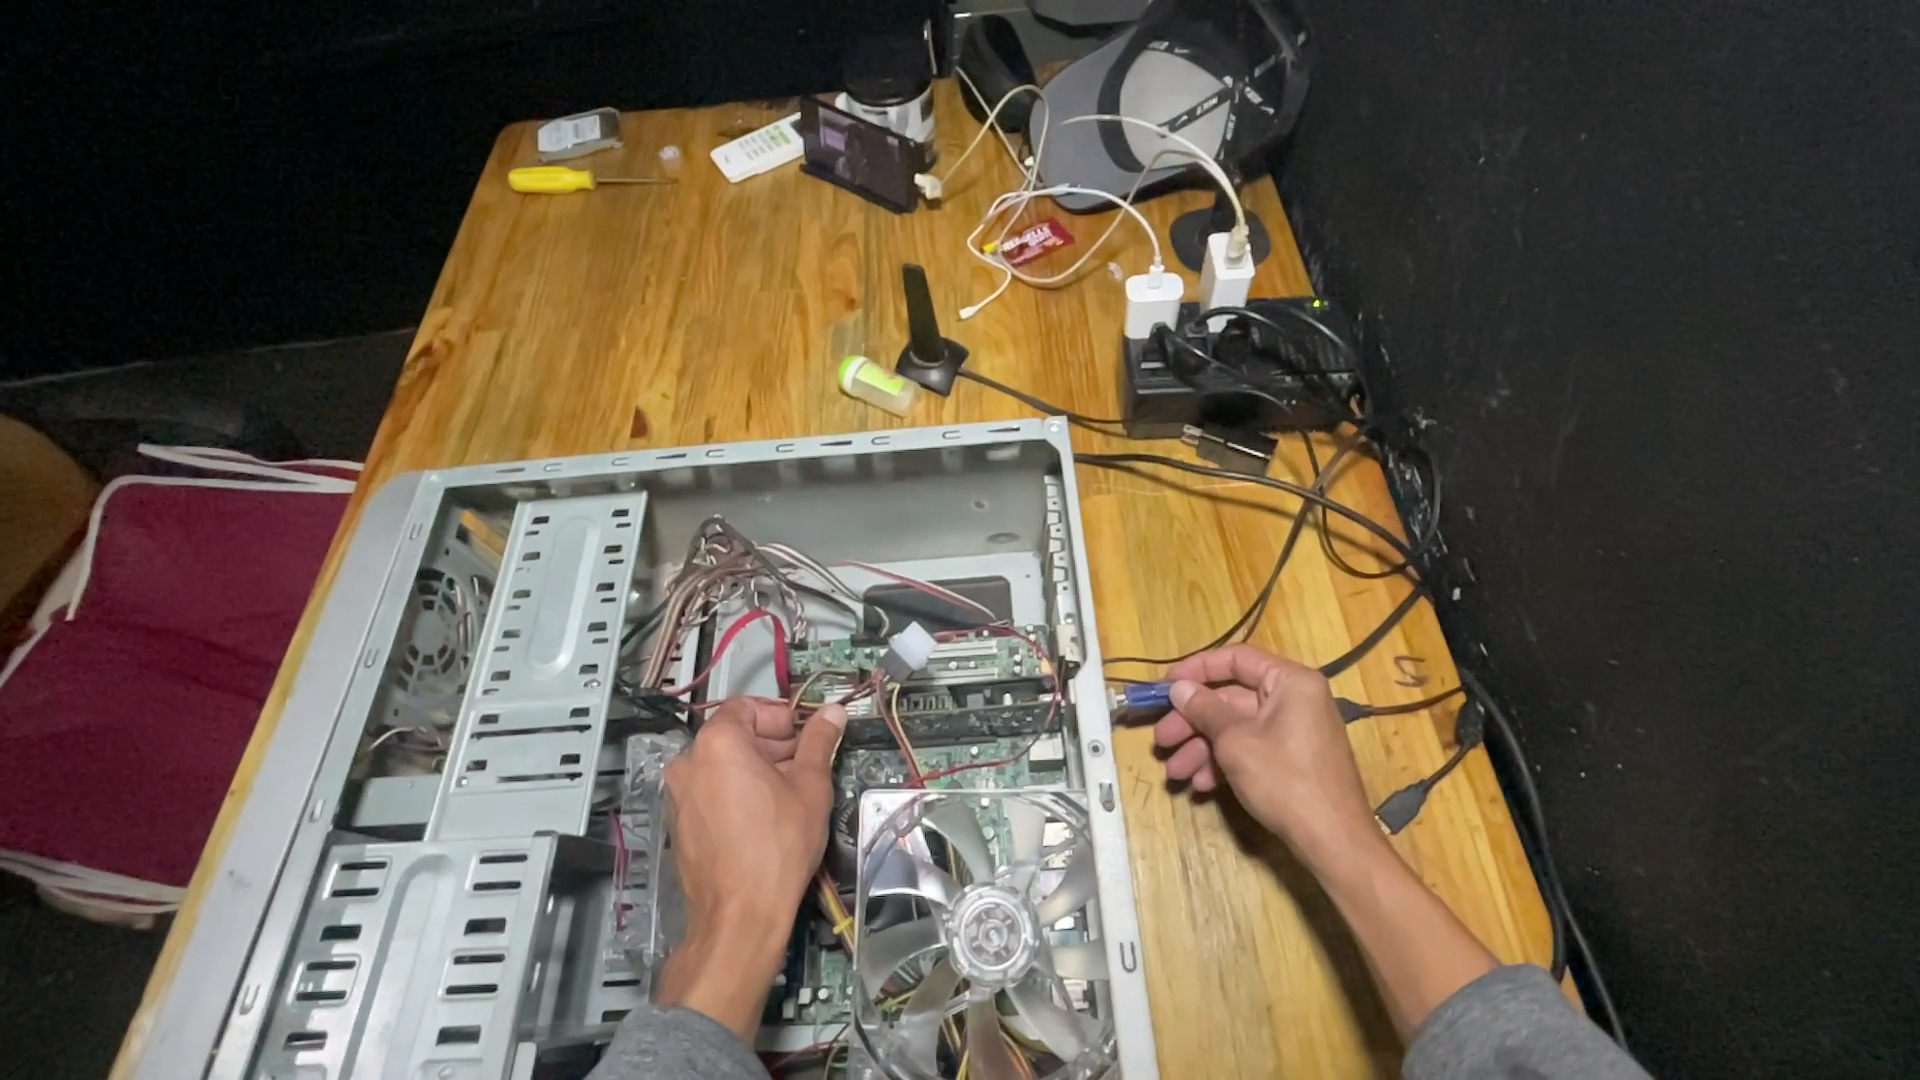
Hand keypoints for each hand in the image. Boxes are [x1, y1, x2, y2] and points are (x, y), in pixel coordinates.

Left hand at [653, 697, 846, 1036]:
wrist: (740, 915)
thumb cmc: (778, 844)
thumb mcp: (811, 785)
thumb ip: (819, 741)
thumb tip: (832, 713)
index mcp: (717, 743)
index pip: (749, 706)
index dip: (781, 716)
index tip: (806, 734)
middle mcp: (688, 762)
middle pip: (734, 735)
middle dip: (772, 744)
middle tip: (806, 764)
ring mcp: (678, 795)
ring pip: (723, 765)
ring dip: (756, 769)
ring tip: (790, 793)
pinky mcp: (679, 824)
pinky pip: (711, 792)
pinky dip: (737, 793)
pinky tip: (766, 817)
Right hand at [1153, 645, 1377, 863]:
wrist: (1333, 842)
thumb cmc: (1285, 779)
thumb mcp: (1235, 741)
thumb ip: (1204, 709)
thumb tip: (1179, 688)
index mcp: (1290, 682)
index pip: (1236, 659)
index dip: (1196, 670)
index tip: (1166, 686)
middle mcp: (1294, 699)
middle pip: (1230, 698)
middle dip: (1192, 721)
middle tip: (1162, 738)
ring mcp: (1293, 731)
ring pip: (1235, 728)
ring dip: (1201, 747)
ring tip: (1175, 772)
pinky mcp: (1290, 760)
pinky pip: (1249, 748)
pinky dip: (1223, 762)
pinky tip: (1200, 784)